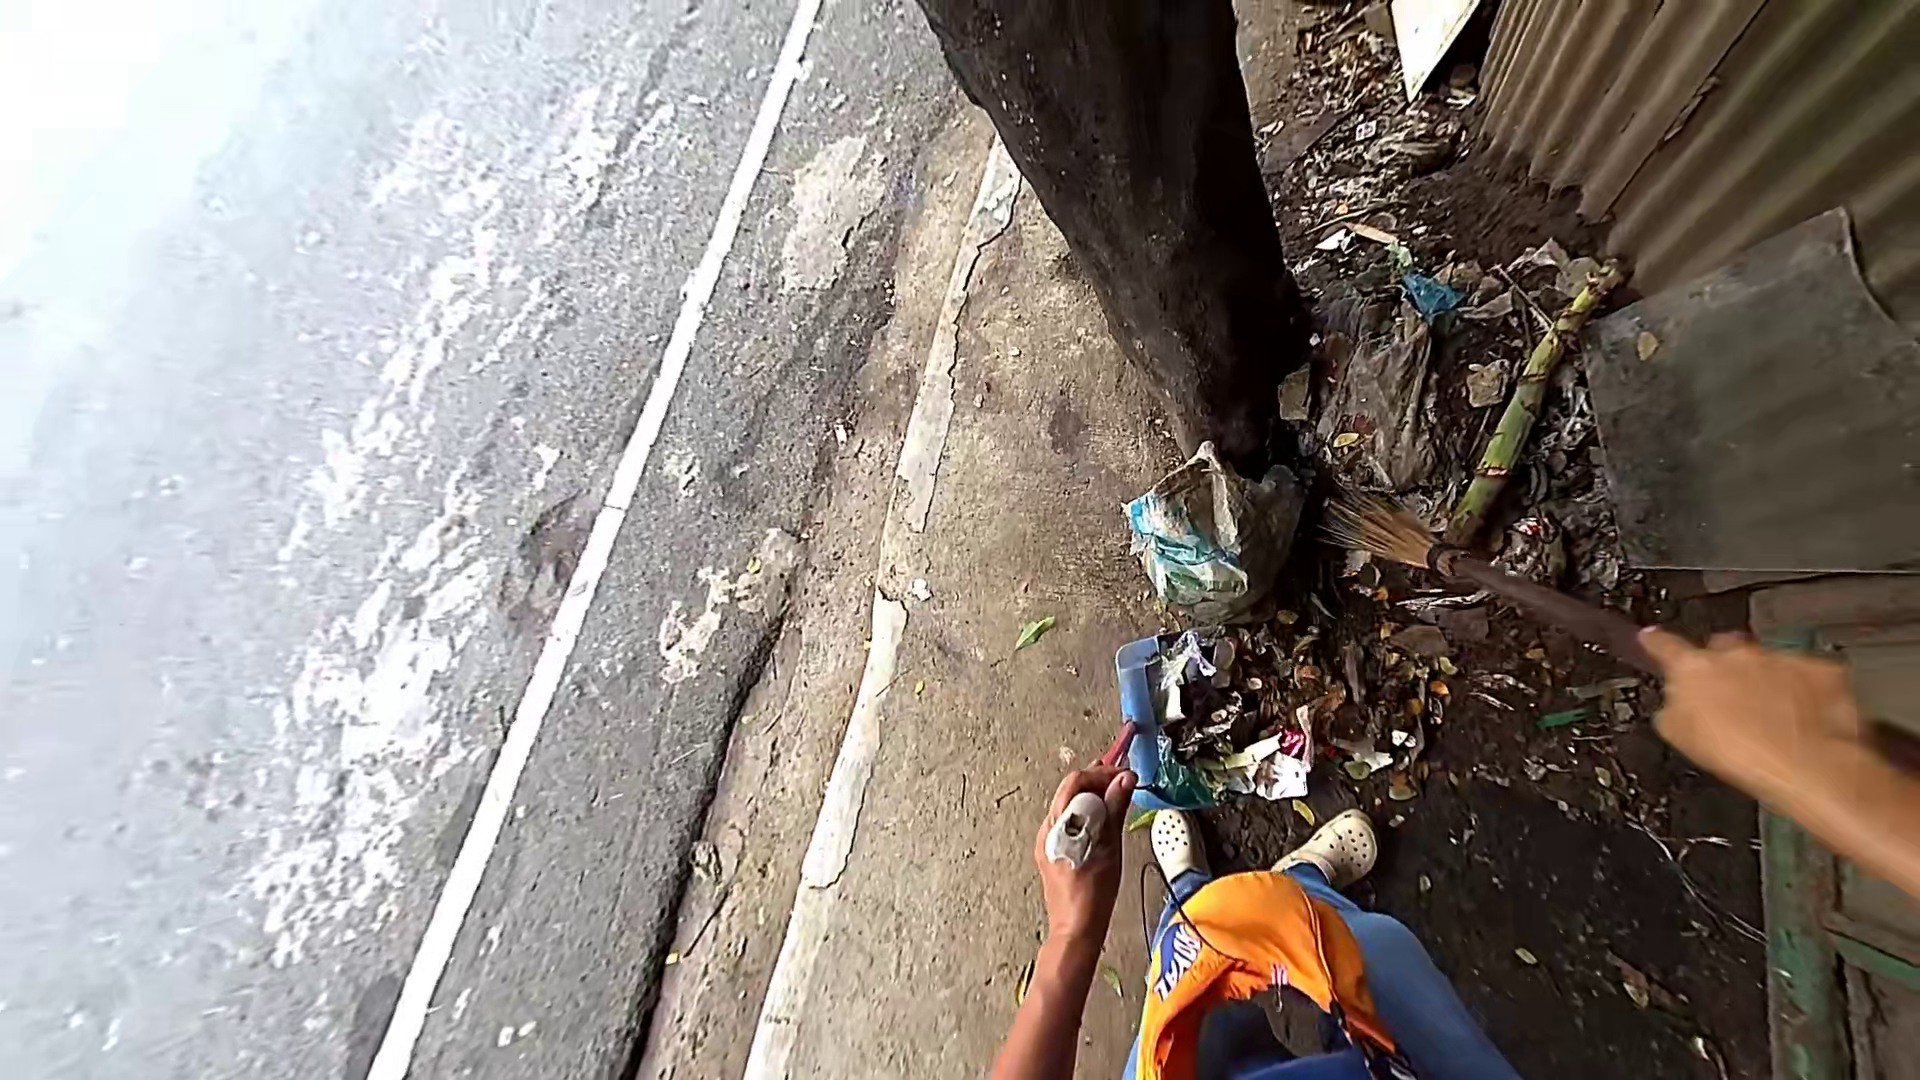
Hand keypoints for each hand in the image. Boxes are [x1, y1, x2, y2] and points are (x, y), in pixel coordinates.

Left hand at [1032, 764, 1134, 945]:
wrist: (1076, 929)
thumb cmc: (1094, 894)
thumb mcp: (1111, 847)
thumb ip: (1115, 808)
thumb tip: (1124, 779)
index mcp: (1059, 823)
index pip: (1076, 782)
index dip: (1101, 773)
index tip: (1124, 774)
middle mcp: (1047, 826)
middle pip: (1069, 790)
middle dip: (1096, 780)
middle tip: (1121, 781)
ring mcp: (1046, 838)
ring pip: (1068, 804)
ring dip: (1091, 796)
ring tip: (1114, 795)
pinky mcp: (1050, 849)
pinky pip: (1066, 820)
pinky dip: (1084, 813)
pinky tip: (1100, 818)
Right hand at [1640, 628, 1864, 801]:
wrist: (1808, 767)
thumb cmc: (1734, 751)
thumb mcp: (1674, 729)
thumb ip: (1673, 701)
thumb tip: (1681, 699)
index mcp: (1689, 665)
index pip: (1660, 642)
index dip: (1654, 640)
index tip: (1652, 639)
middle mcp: (1733, 655)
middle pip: (1722, 646)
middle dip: (1722, 663)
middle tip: (1727, 690)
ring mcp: (1780, 661)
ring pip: (1766, 659)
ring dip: (1764, 675)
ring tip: (1771, 708)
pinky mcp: (1825, 672)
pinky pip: (1810, 671)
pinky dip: (1805, 684)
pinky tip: (1804, 708)